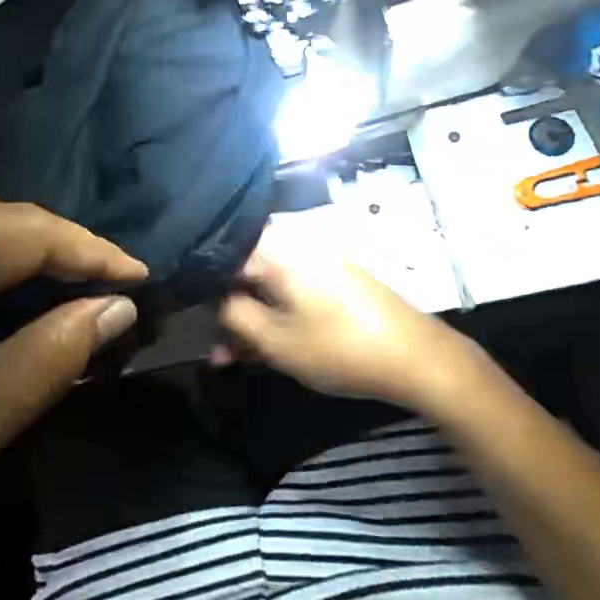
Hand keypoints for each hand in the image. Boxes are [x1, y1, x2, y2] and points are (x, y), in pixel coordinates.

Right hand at [215, 234, 494, 415]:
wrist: (415, 356)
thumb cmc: (338, 346)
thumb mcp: (274, 340)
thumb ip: (232, 314)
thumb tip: (213, 298)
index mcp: (278, 245)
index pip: (219, 252)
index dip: (198, 283)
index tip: (183, 312)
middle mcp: (297, 239)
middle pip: (243, 267)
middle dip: (225, 310)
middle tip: (215, 350)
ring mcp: (319, 255)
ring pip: (267, 282)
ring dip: (249, 318)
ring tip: (234, 360)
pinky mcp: (334, 273)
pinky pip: (291, 287)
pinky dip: (276, 313)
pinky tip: (266, 347)